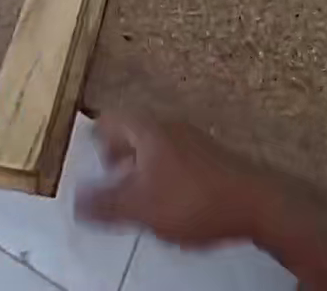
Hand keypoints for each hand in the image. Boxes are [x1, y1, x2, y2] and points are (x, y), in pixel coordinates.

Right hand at [74, 113, 282, 246]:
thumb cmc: (191, 199)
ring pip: (153, 141)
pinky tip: (162, 194)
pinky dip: (158, 168)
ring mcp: (190, 137)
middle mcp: (169, 125)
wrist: (251, 200)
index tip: (85, 155)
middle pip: (133, 127)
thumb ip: (105, 203)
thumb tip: (75, 198)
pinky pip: (171, 153)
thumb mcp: (140, 207)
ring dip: (137, 161)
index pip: (113, 118)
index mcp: (149, 129)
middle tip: (105, 173)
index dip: (95, 135)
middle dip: (116, 149)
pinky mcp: (206, 154)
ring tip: (130, 188)